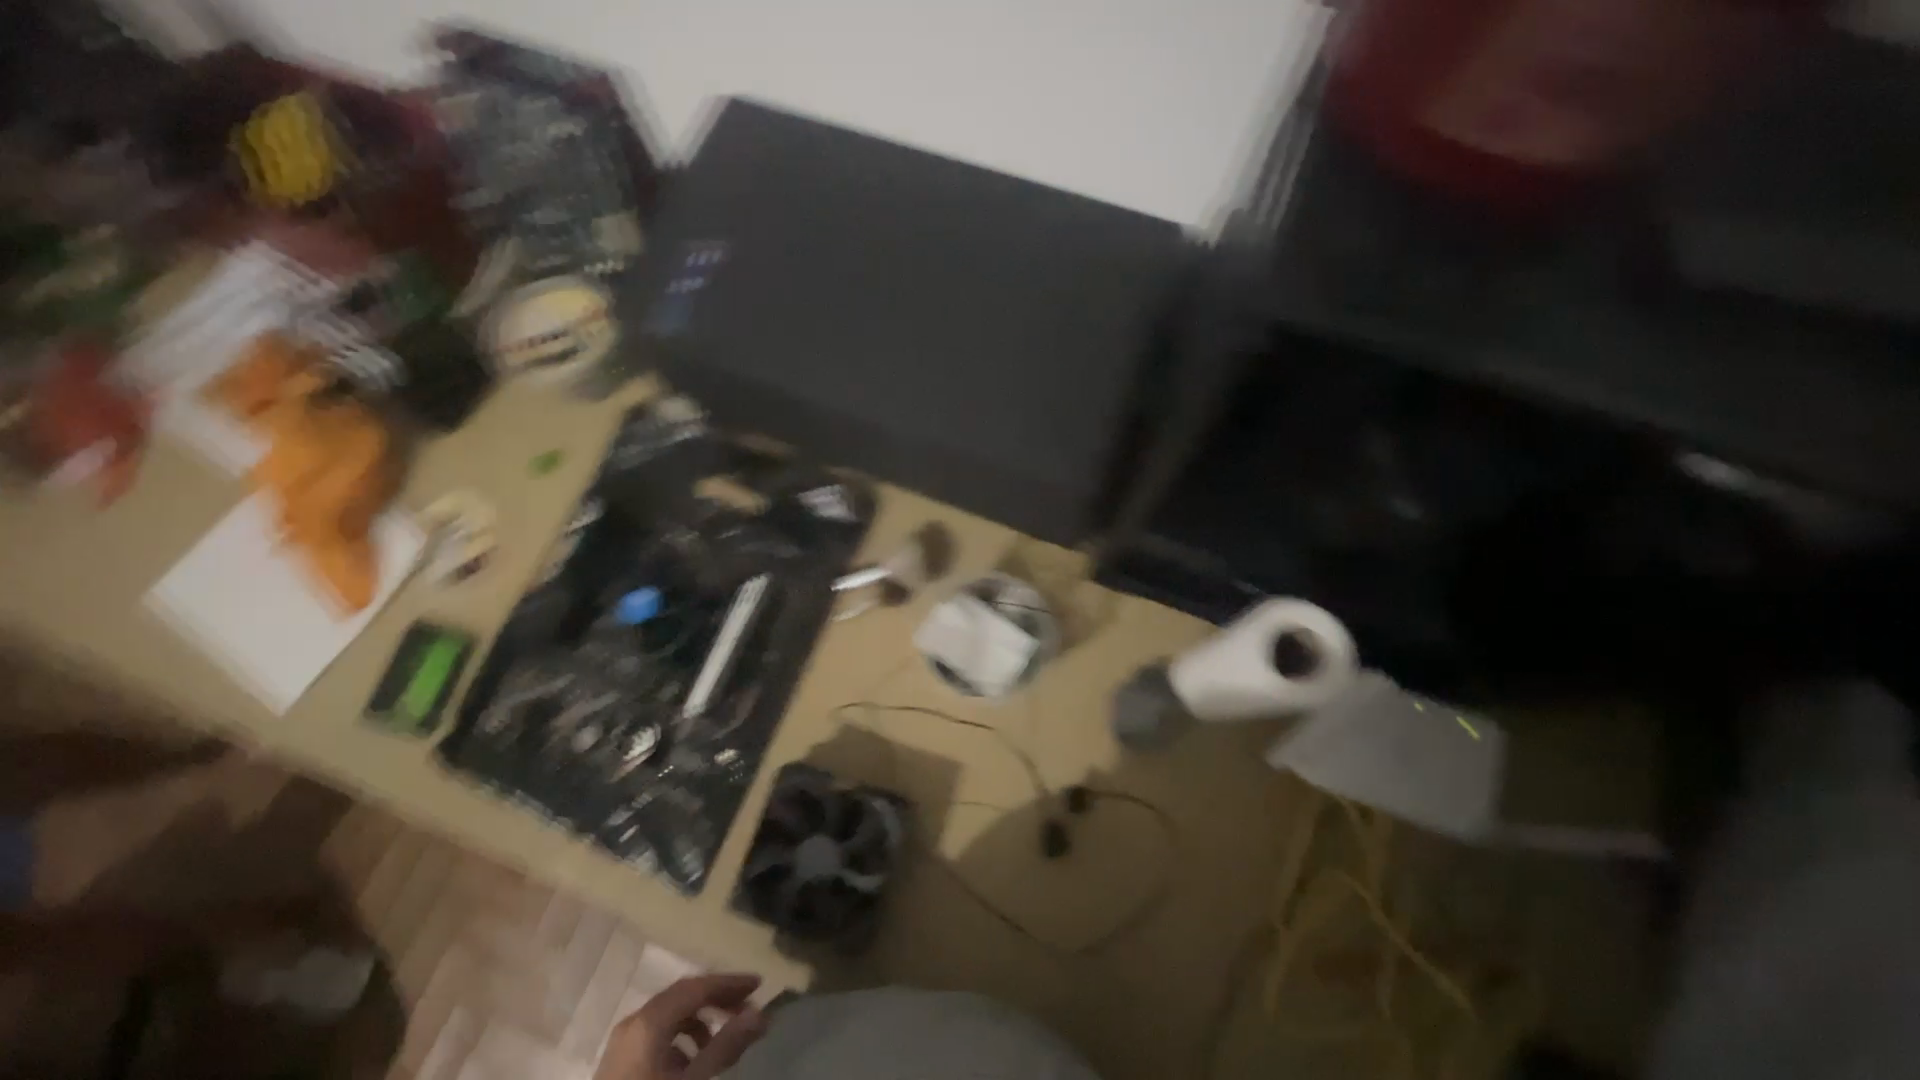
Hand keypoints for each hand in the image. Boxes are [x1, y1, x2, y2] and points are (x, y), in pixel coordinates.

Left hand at [594, 973, 767, 1079]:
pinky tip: (693, 1063)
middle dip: (717, 999)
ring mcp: (623, 1043)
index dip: (729, 983)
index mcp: (649, 1022)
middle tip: (748, 1009)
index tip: (759, 986)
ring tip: (724, 1041)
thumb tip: (760, 1014)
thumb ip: (725, 1046)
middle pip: (682, 997)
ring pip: (669, 1017)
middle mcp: (634, 1023)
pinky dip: (682, 1039)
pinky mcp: (620, 1063)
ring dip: (701, 1020)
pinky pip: (658, 1036)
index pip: (696, 987)